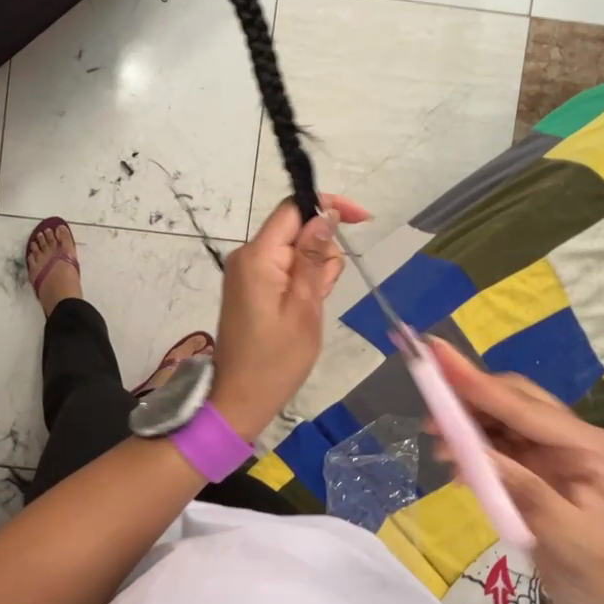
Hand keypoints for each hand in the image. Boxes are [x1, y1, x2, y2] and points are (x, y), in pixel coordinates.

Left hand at [210, 194, 372, 440]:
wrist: (240, 397)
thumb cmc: (276, 360)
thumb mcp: (304, 307)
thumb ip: (314, 257)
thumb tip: (326, 213)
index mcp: (257, 257)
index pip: (292, 209)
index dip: (328, 206)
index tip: (362, 219)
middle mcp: (247, 256)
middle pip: (297, 230)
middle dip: (321, 253)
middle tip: (319, 294)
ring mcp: (246, 272)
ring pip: (295, 252)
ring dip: (314, 274)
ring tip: (309, 310)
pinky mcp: (250, 287)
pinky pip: (284, 271)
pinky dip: (301, 285)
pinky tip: (302, 313)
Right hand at [431, 340, 603, 603]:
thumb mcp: (573, 545)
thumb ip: (525, 493)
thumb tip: (473, 452)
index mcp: (595, 450)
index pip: (524, 407)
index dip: (475, 382)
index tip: (433, 353)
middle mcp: (578, 445)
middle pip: (513, 403)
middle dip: (468, 403)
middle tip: (429, 422)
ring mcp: (561, 461)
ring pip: (502, 424)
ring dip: (468, 430)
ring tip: (441, 454)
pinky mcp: (544, 480)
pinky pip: (501, 451)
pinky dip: (475, 454)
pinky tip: (459, 469)